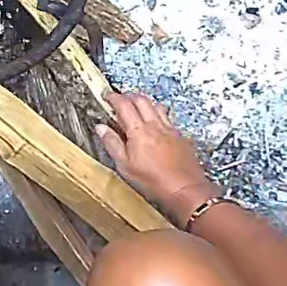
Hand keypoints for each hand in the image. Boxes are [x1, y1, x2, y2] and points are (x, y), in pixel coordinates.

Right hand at [95, 92, 218, 214]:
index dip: (114, 97)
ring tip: (137, 105)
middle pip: (142, 100)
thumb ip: (112, 143)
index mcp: (138, 131)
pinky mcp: (180, 137)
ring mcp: (170, 130)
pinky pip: (168, 117)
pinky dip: (158, 113)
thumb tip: (101, 128)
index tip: (107, 96)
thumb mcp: (124, 165)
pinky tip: (155, 122)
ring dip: (145, 101)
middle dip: (129, 95)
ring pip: (156, 106)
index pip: (124, 105)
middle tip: (120, 98)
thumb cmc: (153, 181)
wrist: (185, 190)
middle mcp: (155, 126)